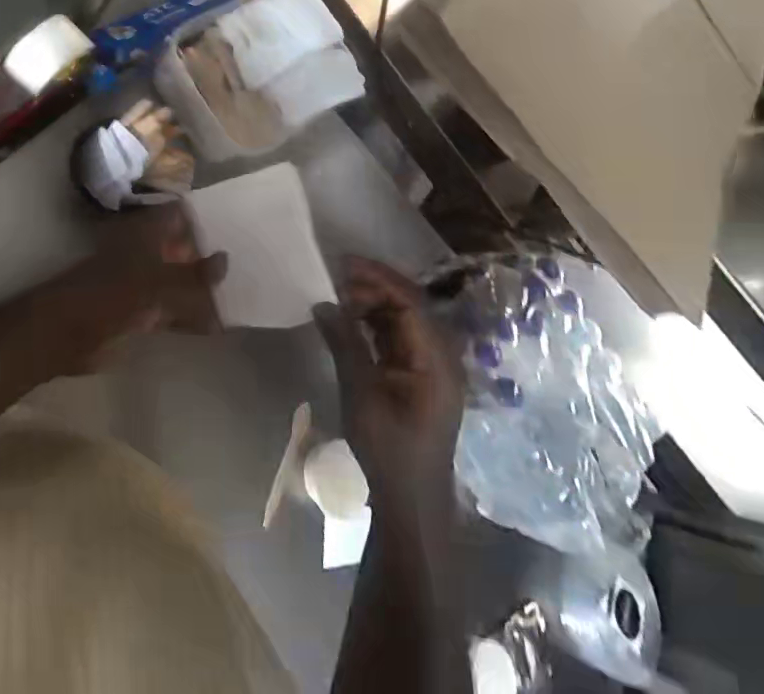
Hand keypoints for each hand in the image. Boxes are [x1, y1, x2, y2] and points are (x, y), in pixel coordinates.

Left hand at [48, 203, 226, 364]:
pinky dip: (191, 318)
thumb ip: (195, 274)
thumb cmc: (112, 295)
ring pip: (179, 282)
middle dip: (208, 258)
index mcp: (146, 234)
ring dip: (202, 290)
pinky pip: (172, 312)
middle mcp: (146, 253)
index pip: (179, 214)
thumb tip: (225, 258)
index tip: (234, 226)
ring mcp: (142, 283)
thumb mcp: (159, 282)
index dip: (203, 218)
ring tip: (238, 294)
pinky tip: (217, 326)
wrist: (67, 333)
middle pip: (182, 249)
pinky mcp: (139, 312)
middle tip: (247, 262)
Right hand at [315, 258, 461, 517]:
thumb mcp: (362, 395)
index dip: (379, 277)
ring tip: (336, 296)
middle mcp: (439, 356)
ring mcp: (429, 368)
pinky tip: (347, 322)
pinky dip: (372, 326)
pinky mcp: (416, 378)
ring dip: (371, 306)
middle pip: (409, 307)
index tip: (344, 263)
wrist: (409, 501)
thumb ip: (345, 344)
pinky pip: (396, 339)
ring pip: (401, 321)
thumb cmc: (389, 450)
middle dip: (373, 289)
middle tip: (334, 280)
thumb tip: (324, 303)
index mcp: (437, 359)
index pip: (411, 302)